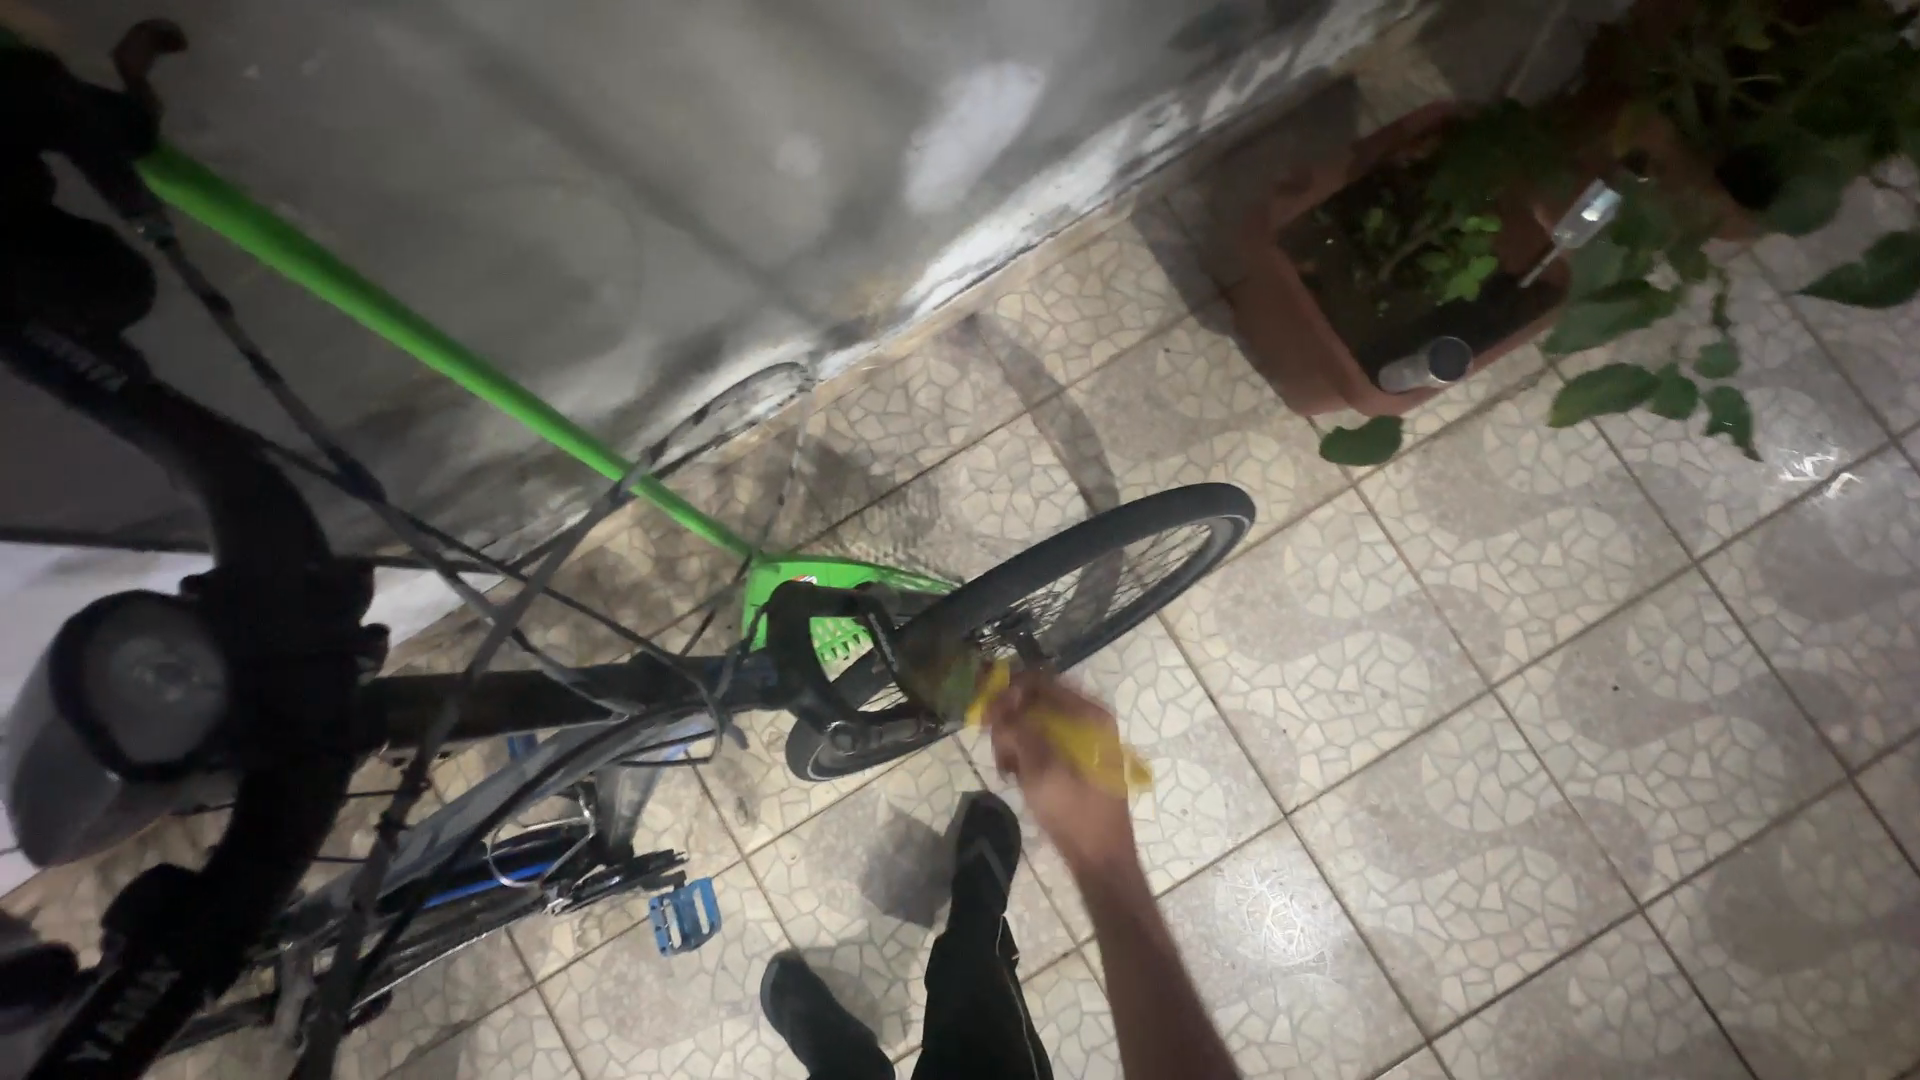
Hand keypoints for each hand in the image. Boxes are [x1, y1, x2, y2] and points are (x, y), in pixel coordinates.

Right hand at [984, 672, 1137, 878]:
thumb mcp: (1039, 767)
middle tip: (994, 745)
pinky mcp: (1077, 760)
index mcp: (1088, 713)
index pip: (1040, 682)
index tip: (985, 712)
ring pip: (1036, 723)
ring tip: (1005, 767)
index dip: (1008, 691)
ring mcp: (1084, 740)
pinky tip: (1016, 775)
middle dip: (1010, 720)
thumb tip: (996, 706)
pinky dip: (1026, 753)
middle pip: (1036, 701)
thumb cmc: (1072, 811)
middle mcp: (1089, 719)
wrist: (1100, 858)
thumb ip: (1016, 729)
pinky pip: (1044, 743)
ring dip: (1014, 740)